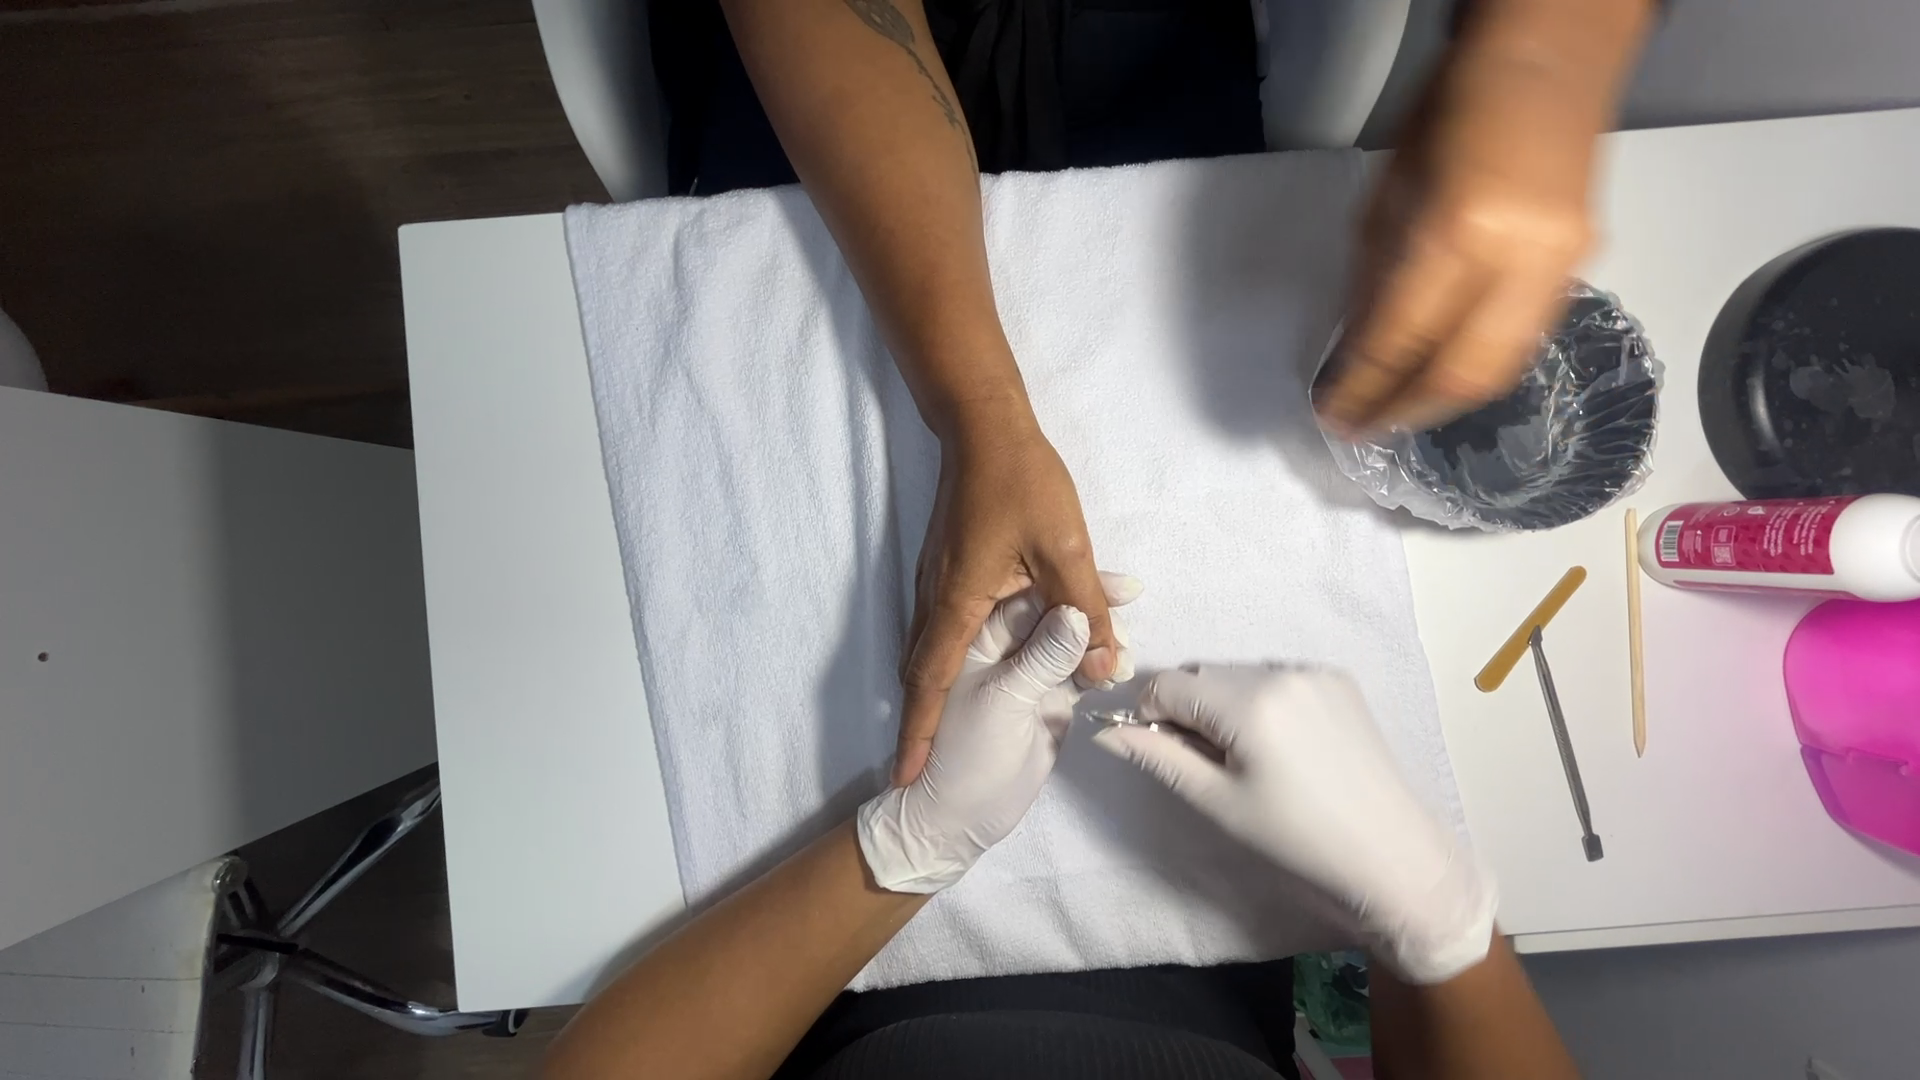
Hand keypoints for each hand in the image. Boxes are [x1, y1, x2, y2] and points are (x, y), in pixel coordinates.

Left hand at [860, 587, 1129, 892]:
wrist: (961, 817)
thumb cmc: (967, 754)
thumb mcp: (1003, 700)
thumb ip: (1041, 657)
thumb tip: (1079, 612)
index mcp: (979, 635)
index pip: (1031, 598)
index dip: (1072, 587)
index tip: (1115, 585)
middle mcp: (1004, 644)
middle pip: (1055, 614)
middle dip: (1093, 608)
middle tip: (1131, 601)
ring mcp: (1028, 670)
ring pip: (1070, 641)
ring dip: (1101, 640)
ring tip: (1127, 650)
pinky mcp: (1047, 696)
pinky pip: (1078, 671)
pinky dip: (1100, 668)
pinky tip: (1121, 668)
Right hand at [896, 418, 1129, 784]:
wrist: (983, 427)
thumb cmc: (1024, 484)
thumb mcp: (1066, 550)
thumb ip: (1086, 613)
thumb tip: (1105, 669)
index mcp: (958, 601)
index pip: (930, 682)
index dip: (918, 732)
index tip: (904, 775)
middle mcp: (933, 596)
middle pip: (919, 670)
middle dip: (920, 718)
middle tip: (924, 758)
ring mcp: (931, 578)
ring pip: (927, 646)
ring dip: (933, 687)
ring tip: (943, 721)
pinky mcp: (940, 564)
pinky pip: (937, 622)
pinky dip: (945, 653)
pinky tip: (975, 657)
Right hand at [1094, 665, 1495, 983]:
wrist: (1395, 855)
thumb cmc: (1296, 837)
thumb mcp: (1217, 801)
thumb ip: (1157, 756)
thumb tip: (1103, 732)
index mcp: (1248, 703)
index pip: (1167, 684)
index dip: (1151, 715)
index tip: (1167, 751)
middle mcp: (1280, 672)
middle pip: (1201, 674)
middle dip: (1189, 708)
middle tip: (1210, 760)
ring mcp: (1313, 671)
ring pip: (1236, 673)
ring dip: (1223, 701)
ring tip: (1249, 753)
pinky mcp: (1336, 678)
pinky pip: (1273, 676)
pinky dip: (1260, 698)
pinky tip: (1282, 741)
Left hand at [1315, 2, 1642, 434]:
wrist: (1548, 62)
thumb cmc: (1445, 120)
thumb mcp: (1380, 208)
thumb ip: (1369, 292)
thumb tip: (1349, 360)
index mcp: (1456, 235)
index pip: (1397, 343)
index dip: (1359, 388)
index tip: (1328, 414)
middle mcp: (1518, 260)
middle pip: (1459, 376)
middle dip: (1404, 413)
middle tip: (1362, 431)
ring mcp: (1562, 267)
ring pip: (1499, 370)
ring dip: (1439, 404)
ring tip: (1393, 416)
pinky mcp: (1581, 268)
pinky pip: (1522, 344)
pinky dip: (1473, 373)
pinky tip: (1437, 381)